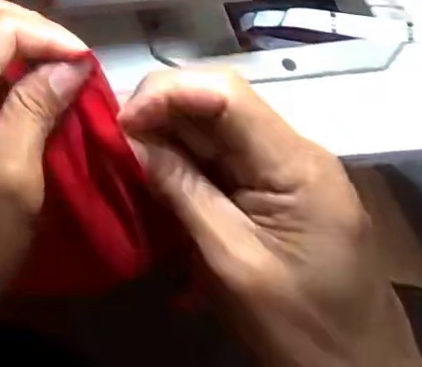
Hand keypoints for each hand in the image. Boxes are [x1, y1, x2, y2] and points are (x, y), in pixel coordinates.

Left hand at [0, 0, 93, 365]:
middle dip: (30, 26)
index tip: (86, 65)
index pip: (3, 24)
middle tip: (67, 61)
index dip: (51, 36)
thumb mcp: (16, 172)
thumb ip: (41, 103)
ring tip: (49, 69)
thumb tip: (75, 64)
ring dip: (10, 38)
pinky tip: (17, 84)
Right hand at [120, 69, 407, 366]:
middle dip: (164, 107)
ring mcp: (290, 164)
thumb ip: (184, 193)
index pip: (226, 94)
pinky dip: (189, 153)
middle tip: (118, 133)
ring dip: (172, 129)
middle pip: (221, 100)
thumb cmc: (303, 330)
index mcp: (296, 161)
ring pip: (219, 122)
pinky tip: (160, 164)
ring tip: (129, 146)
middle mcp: (295, 147)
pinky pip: (227, 151)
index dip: (168, 92)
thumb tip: (132, 139)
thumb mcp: (234, 265)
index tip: (123, 120)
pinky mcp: (280, 184)